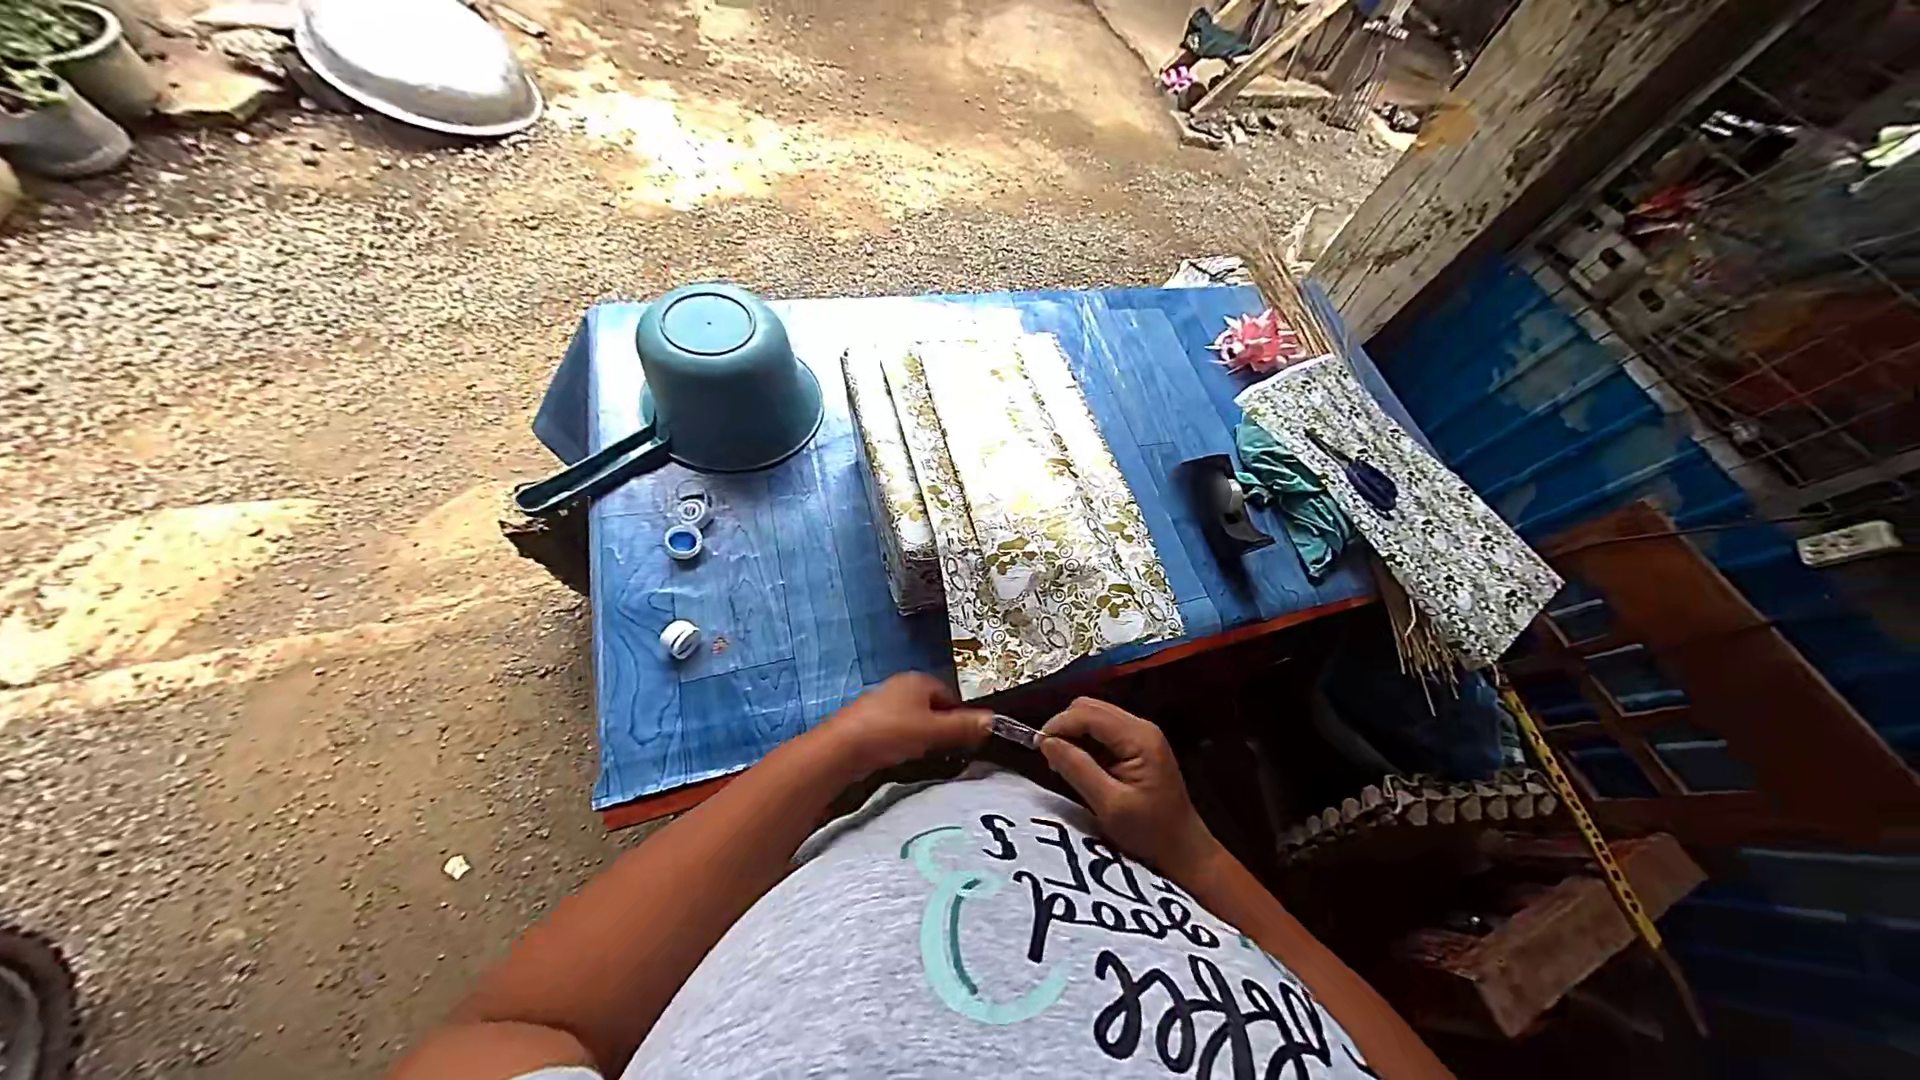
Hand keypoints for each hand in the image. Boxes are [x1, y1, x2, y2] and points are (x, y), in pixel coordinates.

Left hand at [815, 673, 991, 774]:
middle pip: (931, 708)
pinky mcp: (867, 723)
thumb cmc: (890, 732)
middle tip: (944, 750)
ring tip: (921, 757)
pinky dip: (901, 744)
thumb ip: (965, 727)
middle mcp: (899, 687)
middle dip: (939, 728)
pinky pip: (894, 732)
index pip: (950, 695)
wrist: (841, 749)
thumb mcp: (935, 731)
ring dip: (919, 738)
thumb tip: (994, 720)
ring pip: (912, 721)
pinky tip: (899, 759)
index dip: (960, 716)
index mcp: (918, 680)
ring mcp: (881, 704)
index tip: (964, 739)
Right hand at [1039, 698, 1223, 878]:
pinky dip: (1084, 741)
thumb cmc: (1149, 833)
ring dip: (1072, 733)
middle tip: (1050, 756)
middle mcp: (1141, 727)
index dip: (1059, 724)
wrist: (1184, 851)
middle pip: (1089, 707)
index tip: (1037, 746)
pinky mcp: (1136, 744)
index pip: (1088, 714)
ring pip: (1093, 715)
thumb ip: (1077, 769)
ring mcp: (1140, 734)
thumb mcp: (1109, 805)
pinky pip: (1101, 730)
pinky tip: (1079, 764)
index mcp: (1139, 738)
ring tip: (1061, 762)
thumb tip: (1045, 742)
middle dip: (1064, 726)